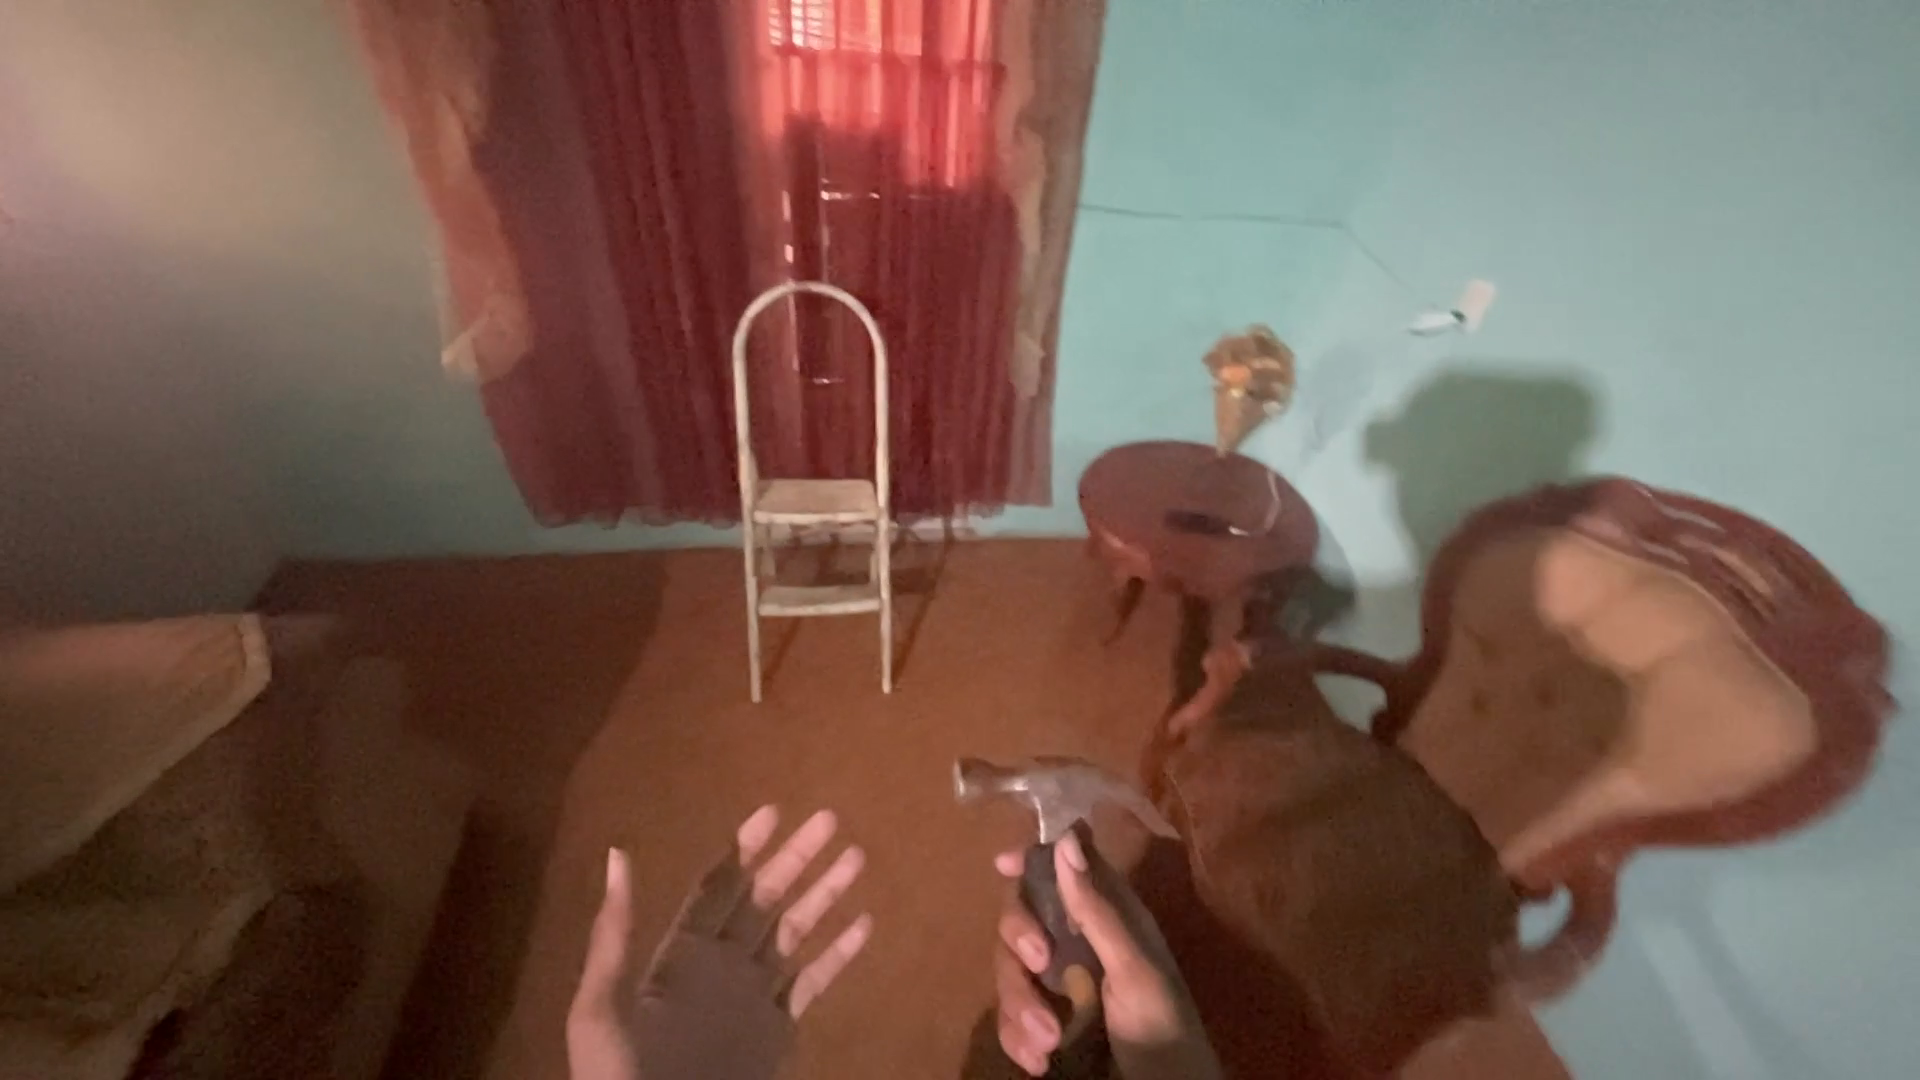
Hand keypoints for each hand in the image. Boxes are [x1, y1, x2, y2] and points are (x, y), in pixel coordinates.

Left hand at [568, 806, 873, 1079]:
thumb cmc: (623, 1077)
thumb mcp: (602, 1008)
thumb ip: (615, 933)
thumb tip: (618, 854)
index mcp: (681, 954)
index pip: (720, 885)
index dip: (746, 847)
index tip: (775, 810)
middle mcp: (721, 965)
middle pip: (766, 897)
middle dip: (796, 857)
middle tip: (829, 818)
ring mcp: (752, 996)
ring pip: (796, 930)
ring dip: (825, 893)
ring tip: (856, 856)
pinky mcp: (776, 1031)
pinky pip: (813, 983)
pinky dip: (839, 954)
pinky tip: (864, 924)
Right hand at [992, 832, 1221, 1078]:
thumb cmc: (1165, 1029)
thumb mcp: (1135, 968)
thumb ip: (1097, 907)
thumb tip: (1066, 836)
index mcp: (1105, 914)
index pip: (1063, 866)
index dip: (1032, 857)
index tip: (1004, 864)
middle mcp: (1075, 939)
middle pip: (1022, 912)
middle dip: (1019, 934)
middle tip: (1038, 962)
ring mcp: (1056, 982)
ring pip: (1008, 964)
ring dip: (1018, 1000)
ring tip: (1048, 1040)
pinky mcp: (1041, 1021)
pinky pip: (1007, 1013)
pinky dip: (1015, 1035)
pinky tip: (1038, 1062)